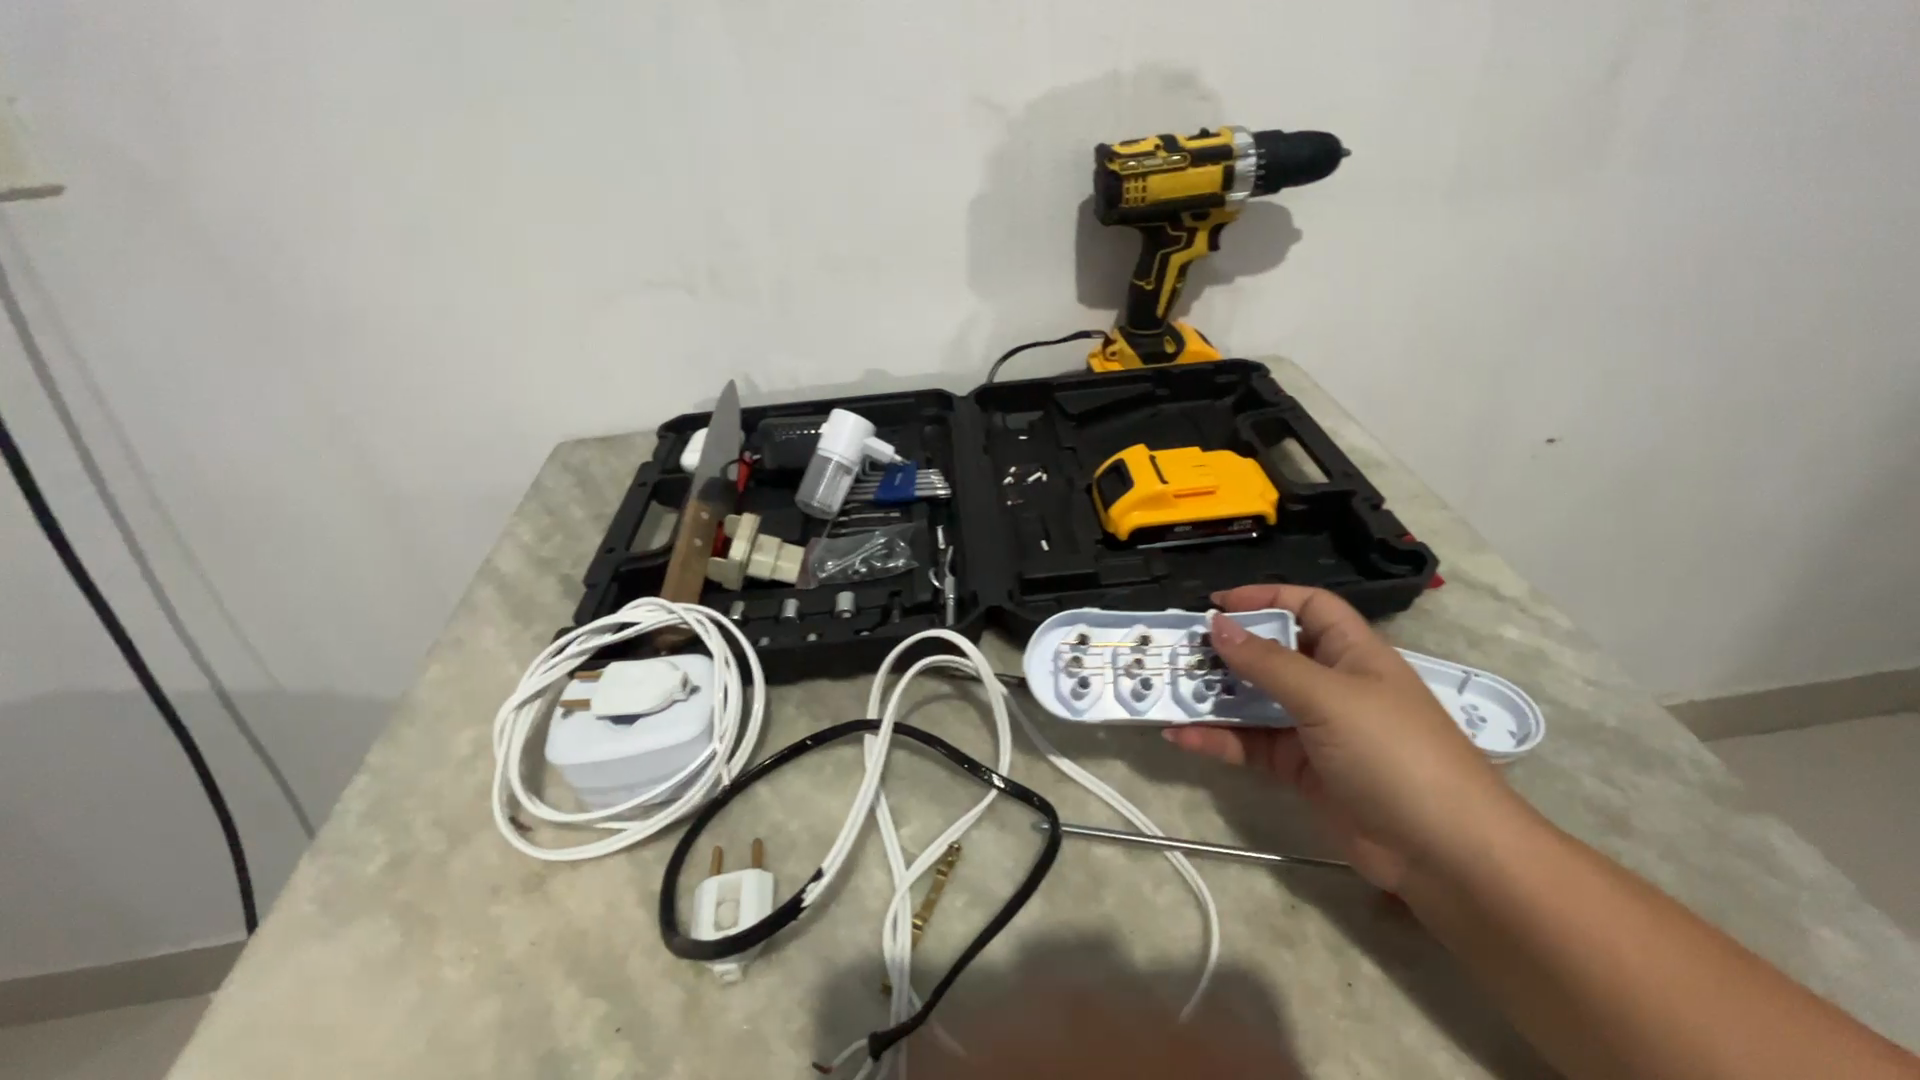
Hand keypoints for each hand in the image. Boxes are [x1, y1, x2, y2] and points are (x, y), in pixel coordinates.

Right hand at [1164, 585, 1519, 891]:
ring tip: (1166, 692)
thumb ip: (1269, 663)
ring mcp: (1315, 729)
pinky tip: (1181, 737)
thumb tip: (1218, 626)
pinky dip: (1218, 740)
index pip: (1307, 607)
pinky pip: (1251, 746)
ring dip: (1213, 697)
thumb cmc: (1393, 753)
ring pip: (1255, 702)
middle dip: (1226, 651)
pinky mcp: (1301, 771)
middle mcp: (1332, 684)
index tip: (1215, 606)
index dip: (1265, 598)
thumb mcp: (1329, 698)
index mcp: (1352, 653)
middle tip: (1176, 653)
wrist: (1442, 850)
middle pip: (1272, 654)